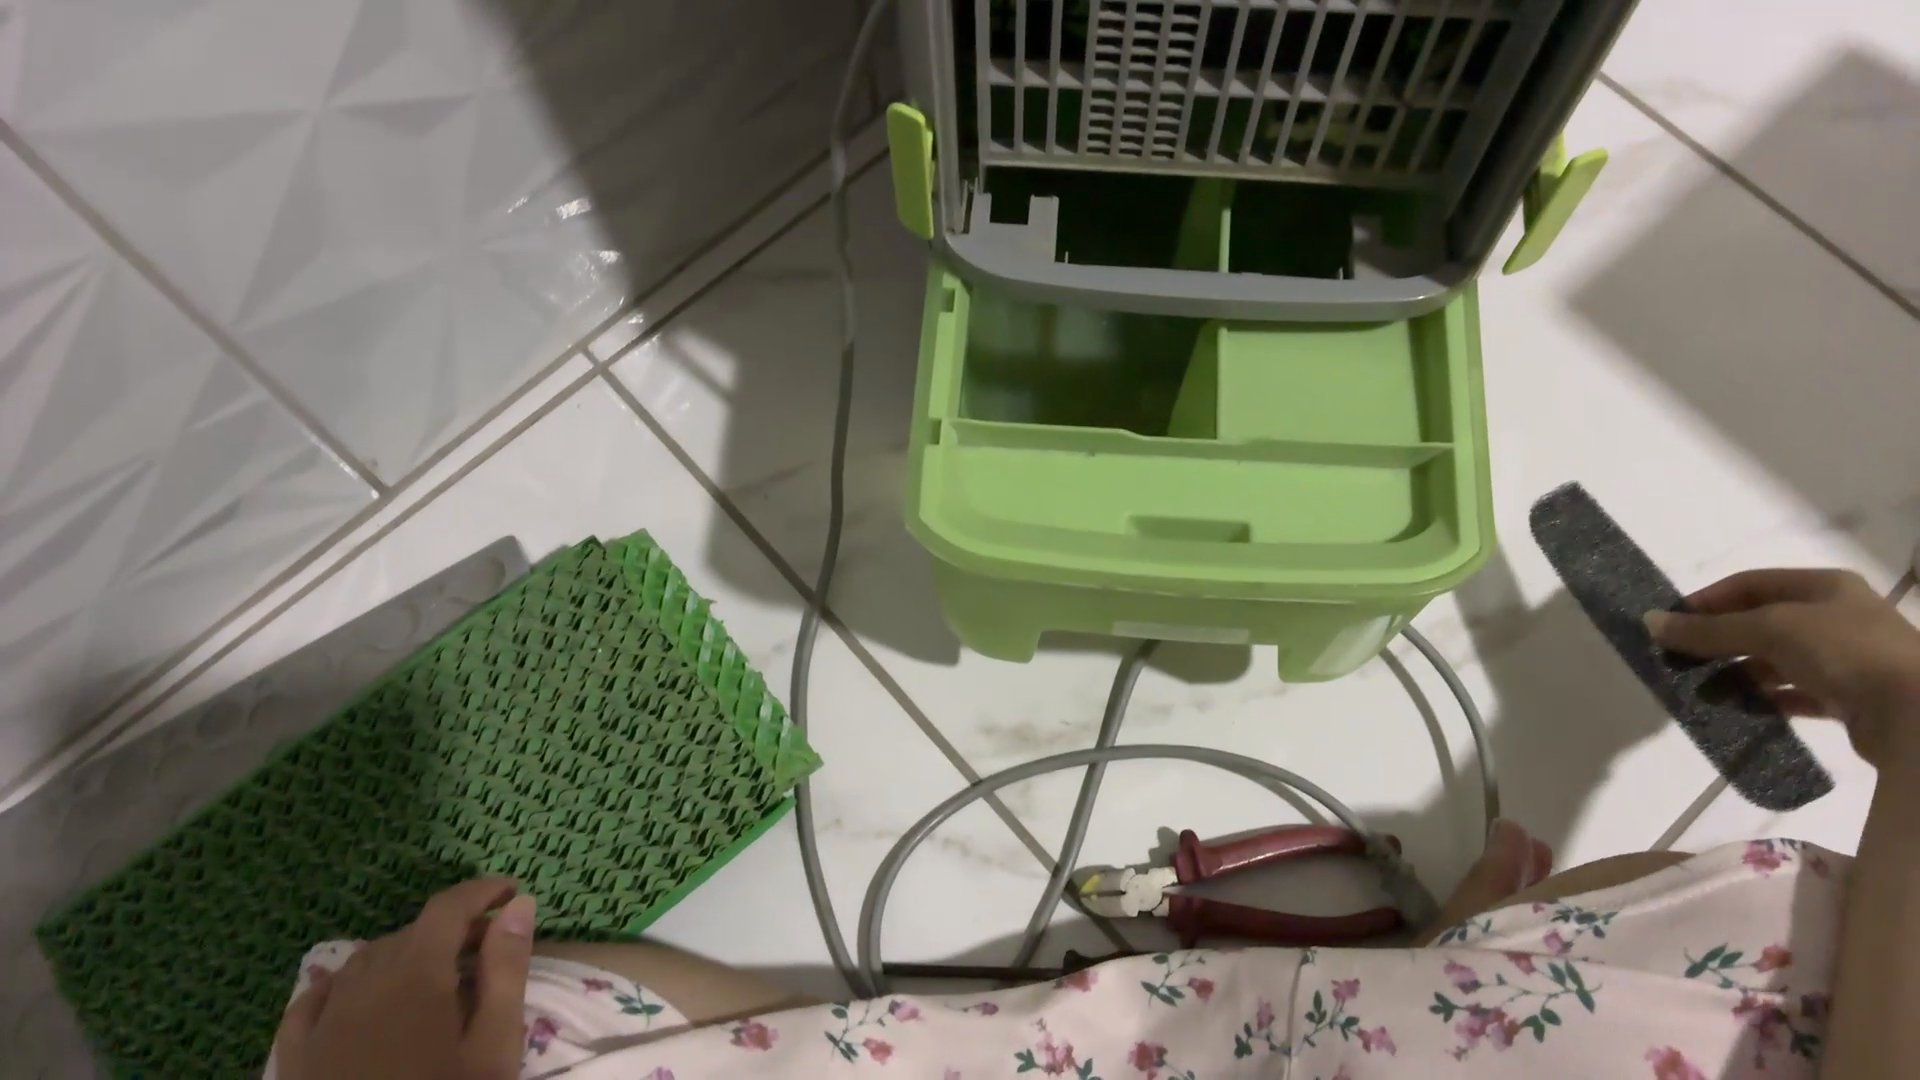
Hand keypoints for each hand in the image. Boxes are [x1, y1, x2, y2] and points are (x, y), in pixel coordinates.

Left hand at [273, 879, 535, 1079]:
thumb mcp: (494, 1044)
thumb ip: (506, 969)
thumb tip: (518, 905)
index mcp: (414, 976)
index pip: (447, 908)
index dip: (482, 892)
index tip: (513, 893)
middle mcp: (361, 986)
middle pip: (410, 932)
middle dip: (454, 928)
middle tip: (492, 947)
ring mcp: (321, 1024)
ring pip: (366, 960)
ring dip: (407, 952)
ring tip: (441, 974)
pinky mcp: (296, 1060)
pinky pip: (312, 1001)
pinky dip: (341, 982)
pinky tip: (354, 990)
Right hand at [1645, 568, 1919, 770]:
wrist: (1919, 714)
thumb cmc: (1842, 651)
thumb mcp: (1765, 630)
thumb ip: (1705, 629)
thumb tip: (1648, 622)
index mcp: (1824, 587)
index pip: (1747, 583)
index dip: (1705, 600)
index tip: (1671, 622)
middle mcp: (1837, 615)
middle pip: (1758, 622)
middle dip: (1716, 641)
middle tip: (1678, 658)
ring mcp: (1847, 656)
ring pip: (1773, 659)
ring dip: (1735, 673)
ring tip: (1704, 690)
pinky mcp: (1851, 694)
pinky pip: (1793, 692)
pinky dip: (1764, 697)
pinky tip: (1741, 706)